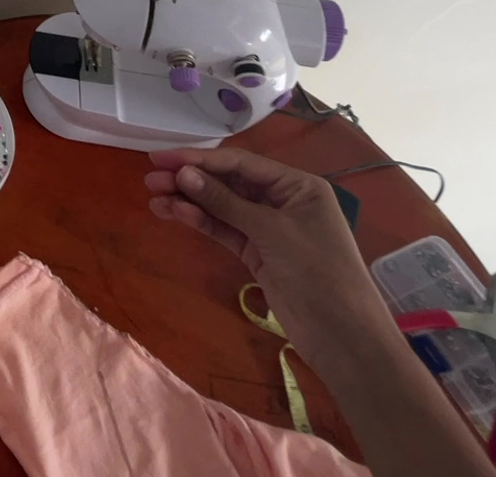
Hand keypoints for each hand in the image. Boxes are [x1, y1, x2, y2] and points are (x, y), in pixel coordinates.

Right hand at [144, 148, 389, 347]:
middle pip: (227, 181)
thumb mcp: (271, 231)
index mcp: (296, 186)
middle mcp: (281, 200)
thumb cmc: (318, 272)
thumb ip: (225, 202)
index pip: (239, 162)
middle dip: (189, 179)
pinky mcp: (256, 251)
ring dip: (188, 201)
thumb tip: (182, 174)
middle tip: (150, 179)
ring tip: (154, 199)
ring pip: (220, 205)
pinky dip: (200, 220)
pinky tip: (174, 214)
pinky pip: (223, 228)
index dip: (198, 159)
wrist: (344, 338)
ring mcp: (267, 226)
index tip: (161, 158)